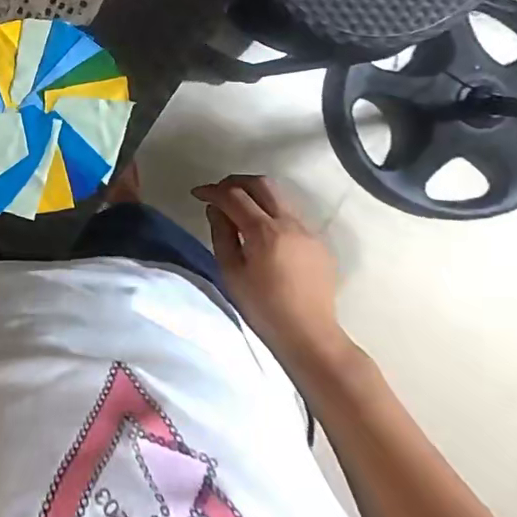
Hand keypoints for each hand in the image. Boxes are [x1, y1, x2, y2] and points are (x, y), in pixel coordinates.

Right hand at [192, 176, 353, 374]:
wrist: (308, 333)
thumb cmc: (261, 305)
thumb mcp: (230, 269)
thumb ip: (221, 233)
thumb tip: (216, 210)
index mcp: (265, 232)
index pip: (234, 196)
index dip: (211, 191)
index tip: (197, 194)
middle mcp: (291, 224)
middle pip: (262, 184)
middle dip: (235, 182)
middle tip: (217, 193)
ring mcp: (309, 232)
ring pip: (279, 196)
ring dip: (254, 195)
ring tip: (235, 209)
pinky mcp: (319, 243)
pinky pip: (291, 215)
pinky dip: (270, 211)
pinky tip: (259, 231)